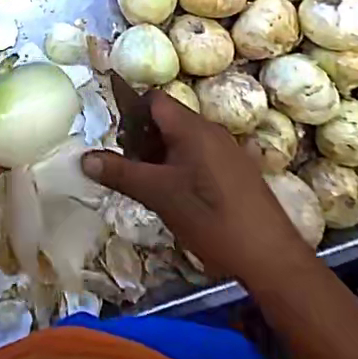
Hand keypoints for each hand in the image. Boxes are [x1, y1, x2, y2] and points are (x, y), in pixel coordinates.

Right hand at [80, 91, 309, 286]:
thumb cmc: (212, 219)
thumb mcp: (159, 196)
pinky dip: (181, 166)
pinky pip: (200, 156)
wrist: (272, 259)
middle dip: (142, 137)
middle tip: (125, 166)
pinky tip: (176, 196)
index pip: (154, 100)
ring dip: (161, 154)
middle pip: (168, 119)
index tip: (114, 137)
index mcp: (192, 128)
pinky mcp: (237, 172)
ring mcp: (228, 152)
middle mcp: (212, 131)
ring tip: (146, 183)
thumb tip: (85, 158)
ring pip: (184, 140)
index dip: (130, 111)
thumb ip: (121, 174)